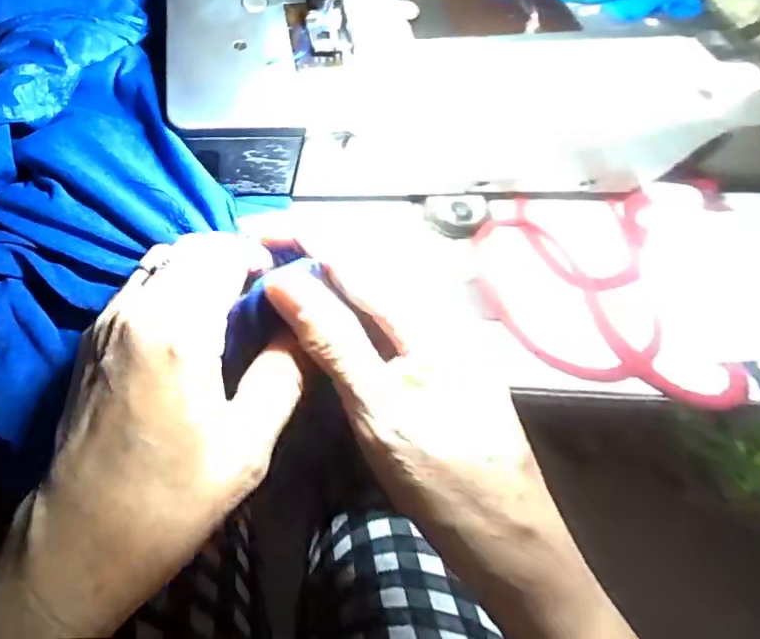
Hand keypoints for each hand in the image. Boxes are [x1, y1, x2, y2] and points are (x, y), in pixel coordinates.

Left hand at [0, 234, 304, 637]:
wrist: (78, 539)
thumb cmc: (170, 500)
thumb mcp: (245, 449)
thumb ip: (282, 376)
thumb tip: (301, 327)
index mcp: (177, 328)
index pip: (221, 252)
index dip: (256, 256)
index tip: (278, 283)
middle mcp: (137, 308)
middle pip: (190, 247)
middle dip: (229, 256)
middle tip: (256, 291)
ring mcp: (108, 318)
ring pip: (161, 260)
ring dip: (197, 266)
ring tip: (224, 303)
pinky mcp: (92, 334)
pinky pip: (138, 284)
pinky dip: (169, 283)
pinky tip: (185, 323)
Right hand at [264, 246, 636, 638]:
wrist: (506, 531)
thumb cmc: (442, 477)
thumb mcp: (378, 410)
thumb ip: (332, 339)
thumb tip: (283, 279)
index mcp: (427, 313)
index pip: (352, 253)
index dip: (301, 232)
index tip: (253, 228)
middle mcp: (437, 302)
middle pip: (364, 251)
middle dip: (311, 238)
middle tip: (261, 242)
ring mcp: (439, 321)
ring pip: (373, 270)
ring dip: (325, 257)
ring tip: (282, 256)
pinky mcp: (434, 342)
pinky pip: (382, 296)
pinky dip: (344, 286)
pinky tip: (324, 296)